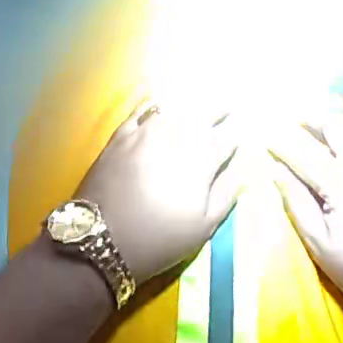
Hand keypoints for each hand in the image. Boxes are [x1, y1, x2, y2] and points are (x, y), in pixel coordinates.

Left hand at [75, 102, 240, 281]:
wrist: (99, 241)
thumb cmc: (158, 239)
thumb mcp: (202, 228)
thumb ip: (225, 195)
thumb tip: (241, 172)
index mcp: (200, 162)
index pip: (225, 140)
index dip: (236, 135)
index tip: (243, 131)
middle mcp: (176, 139)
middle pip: (202, 116)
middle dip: (218, 110)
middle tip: (228, 106)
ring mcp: (146, 134)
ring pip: (174, 108)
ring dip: (191, 103)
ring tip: (199, 101)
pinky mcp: (121, 136)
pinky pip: (141, 111)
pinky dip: (154, 104)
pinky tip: (160, 101)